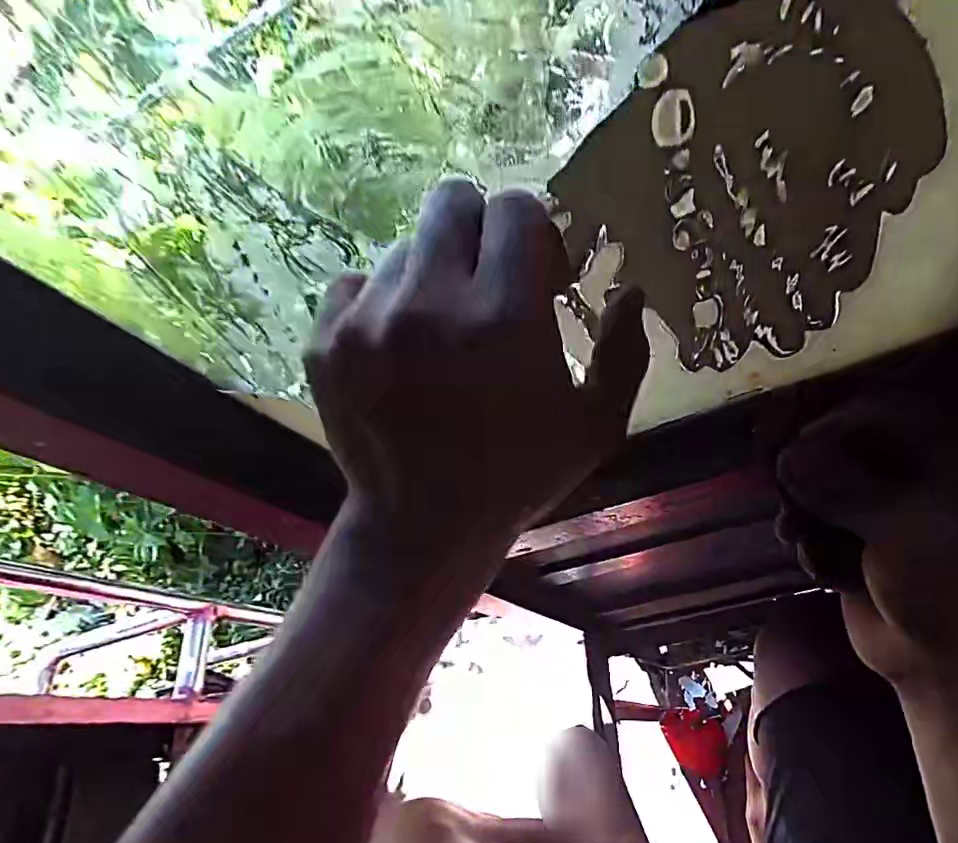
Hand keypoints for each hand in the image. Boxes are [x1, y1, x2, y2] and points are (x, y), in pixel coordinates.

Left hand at [305, 179, 648, 557]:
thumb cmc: (519, 479)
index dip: (537, 234)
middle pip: (453, 200)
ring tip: (445, 335)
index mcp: (504, 319)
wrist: (425, 527)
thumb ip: (624, 356)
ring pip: (406, 246)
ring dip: (436, 275)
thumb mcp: (594, 429)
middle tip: (492, 285)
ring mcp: (368, 320)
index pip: (516, 208)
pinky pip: (358, 284)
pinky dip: (385, 306)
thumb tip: (631, 293)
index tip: (541, 276)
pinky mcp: (326, 342)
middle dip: (483, 232)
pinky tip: (402, 353)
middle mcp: (430, 303)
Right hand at [774, 398, 957, 690]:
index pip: (891, 415)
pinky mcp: (866, 544)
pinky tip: (820, 567)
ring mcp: (892, 513)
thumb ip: (843, 486)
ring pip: (832, 491)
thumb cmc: (947, 586)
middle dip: (815, 477)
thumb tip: (787, 458)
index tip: (801, 444)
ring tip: (792, 532)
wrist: (943, 663)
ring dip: (808, 514)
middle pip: (852, 453)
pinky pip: (826, 528)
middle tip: (787, 493)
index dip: (842, 426)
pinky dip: (816, 545)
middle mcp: (923, 477)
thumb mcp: (902, 526)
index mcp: (956, 459)